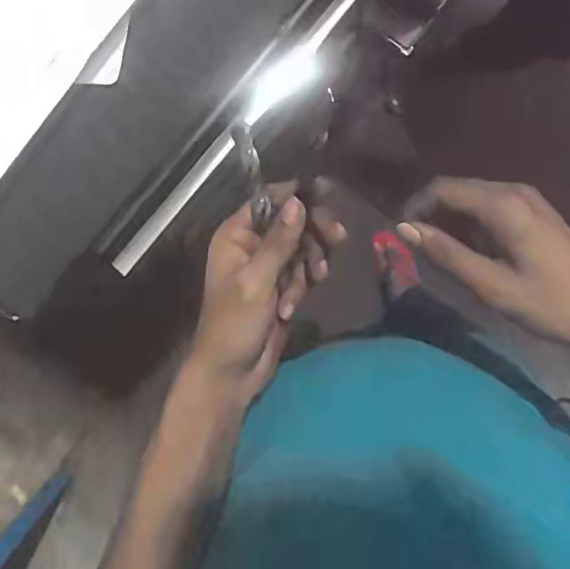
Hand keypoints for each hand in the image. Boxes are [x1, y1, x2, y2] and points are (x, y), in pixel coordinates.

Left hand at [188, 183, 346, 403]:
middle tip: (337, 237)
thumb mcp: (257, 280)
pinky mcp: (282, 286)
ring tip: (312, 282)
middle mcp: (252, 244)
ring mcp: (268, 266)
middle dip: (313, 233)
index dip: (297, 195)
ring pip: (303, 246)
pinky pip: (304, 269)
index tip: (326, 193)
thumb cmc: (234, 324)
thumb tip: (297, 201)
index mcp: (236, 236)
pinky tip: (295, 305)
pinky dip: (305, 283)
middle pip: (293, 221)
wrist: (232, 375)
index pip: (269, 201)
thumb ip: (279, 241)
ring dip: (310, 264)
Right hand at [400, 178, 569, 375]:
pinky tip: (475, 251)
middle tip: (417, 248)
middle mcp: (515, 190)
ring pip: (475, 196)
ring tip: (442, 254)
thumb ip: (447, 254)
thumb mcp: (493, 286)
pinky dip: (474, 222)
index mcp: (504, 204)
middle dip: (432, 212)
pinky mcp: (537, 211)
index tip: (400, 235)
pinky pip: (492, 205)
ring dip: (452, 219)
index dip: (415, 206)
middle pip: (458, 188)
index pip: (443, 188)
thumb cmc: (552, 304)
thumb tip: (404, 228)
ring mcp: (530, 198)